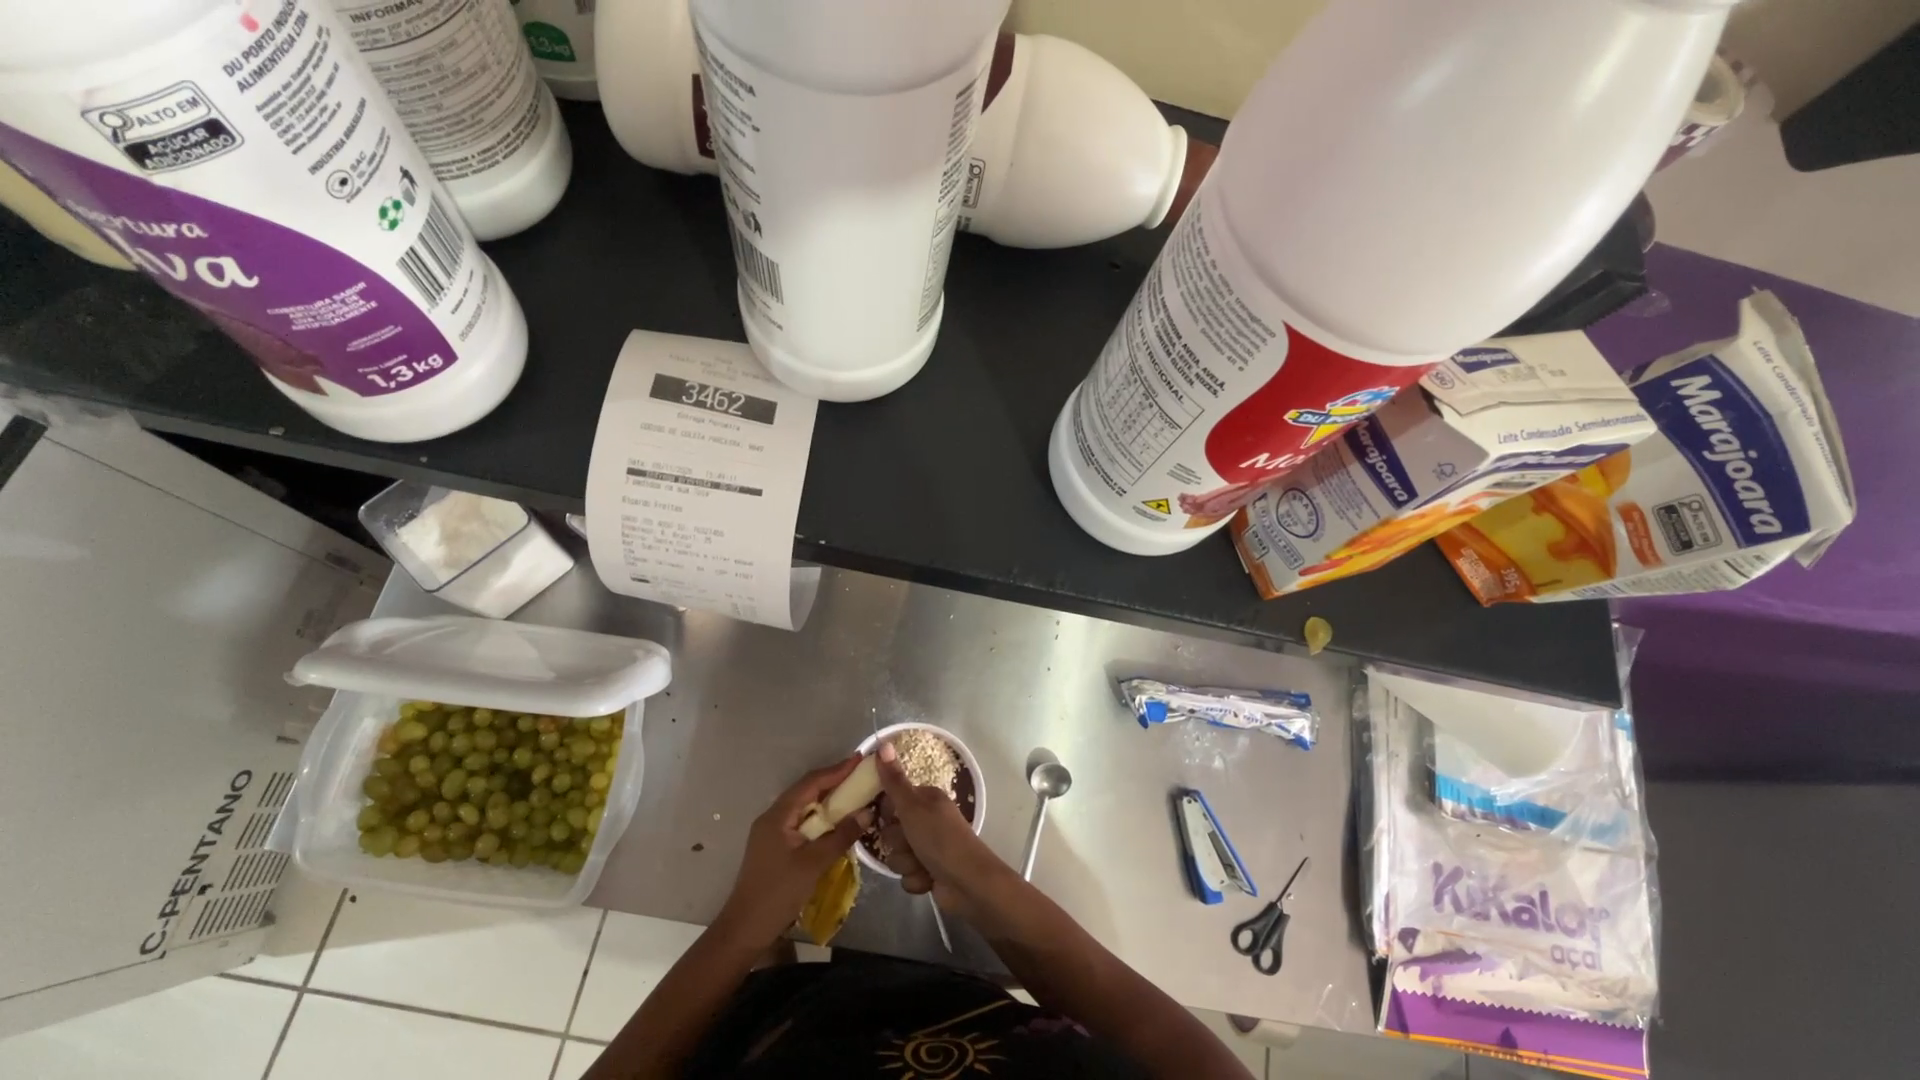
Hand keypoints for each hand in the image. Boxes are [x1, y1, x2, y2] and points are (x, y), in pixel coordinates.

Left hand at [719, 755, 870, 945]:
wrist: (745, 928)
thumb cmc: (778, 893)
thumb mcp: (814, 864)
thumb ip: (841, 836)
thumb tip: (867, 812)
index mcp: (778, 815)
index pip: (810, 783)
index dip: (836, 770)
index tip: (860, 760)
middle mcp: (773, 817)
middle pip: (807, 791)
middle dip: (834, 782)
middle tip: (862, 776)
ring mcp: (773, 833)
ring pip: (805, 807)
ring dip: (829, 801)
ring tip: (856, 796)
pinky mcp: (776, 847)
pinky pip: (802, 823)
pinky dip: (822, 818)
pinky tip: (838, 824)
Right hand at [875, 740, 1006, 917]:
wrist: (968, 882)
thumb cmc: (940, 839)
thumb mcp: (913, 807)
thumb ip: (894, 780)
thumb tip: (883, 742)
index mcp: (926, 799)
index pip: (891, 802)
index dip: (888, 813)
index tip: (894, 818)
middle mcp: (927, 821)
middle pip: (891, 832)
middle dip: (899, 843)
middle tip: (913, 843)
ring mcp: (928, 848)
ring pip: (897, 856)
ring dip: (907, 863)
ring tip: (924, 864)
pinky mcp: (929, 873)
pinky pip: (907, 876)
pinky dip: (916, 880)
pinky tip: (929, 879)